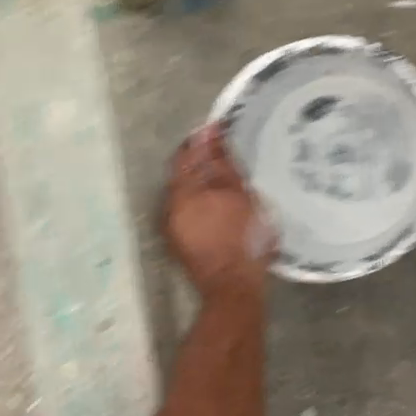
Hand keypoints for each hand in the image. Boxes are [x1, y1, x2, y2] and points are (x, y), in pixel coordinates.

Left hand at [161, 124, 275, 302]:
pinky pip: (189, 210)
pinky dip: (203, 200)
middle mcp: (171, 207)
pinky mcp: (181, 242)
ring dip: (203, 181)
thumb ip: (224, 165)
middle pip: (184, 173)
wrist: (234, 287)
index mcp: (183, 192)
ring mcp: (173, 227)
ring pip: (186, 192)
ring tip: (226, 175)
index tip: (220, 129)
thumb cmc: (244, 239)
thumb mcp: (241, 196)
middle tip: (226, 150)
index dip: (204, 140)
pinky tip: (221, 202)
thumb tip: (211, 135)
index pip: (188, 154)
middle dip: (203, 160)